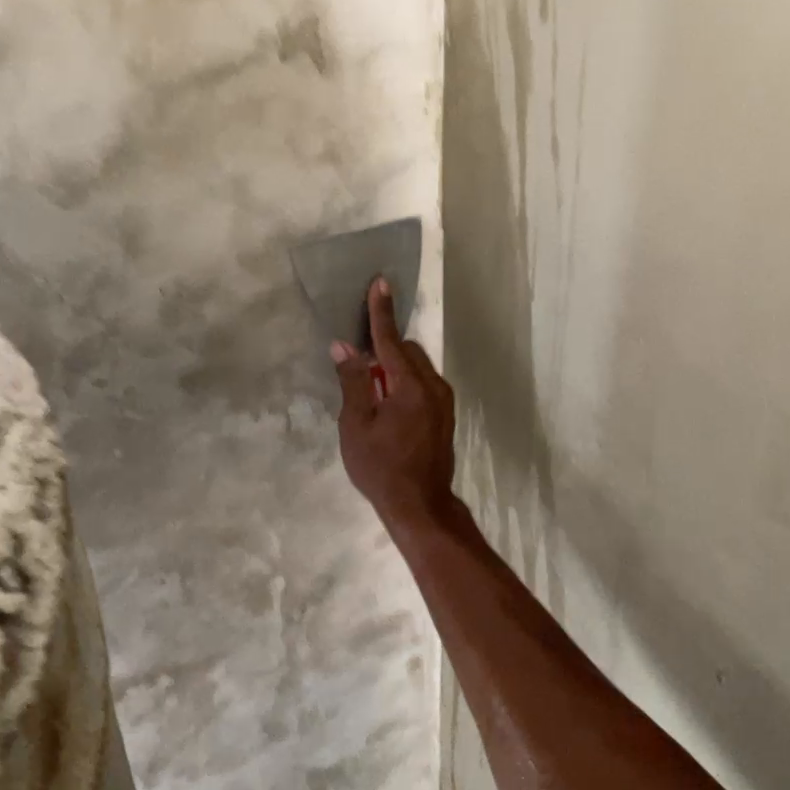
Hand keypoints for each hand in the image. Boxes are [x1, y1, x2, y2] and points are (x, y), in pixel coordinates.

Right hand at [332, 278, 455, 524]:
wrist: (420, 506)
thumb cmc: (381, 468)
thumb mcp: (356, 425)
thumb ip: (352, 381)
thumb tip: (344, 347)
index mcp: (410, 386)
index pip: (390, 340)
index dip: (381, 311)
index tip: (380, 282)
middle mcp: (433, 386)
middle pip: (406, 351)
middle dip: (383, 347)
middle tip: (359, 358)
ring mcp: (443, 401)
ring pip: (417, 367)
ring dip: (394, 366)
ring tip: (370, 386)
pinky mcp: (445, 415)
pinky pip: (423, 383)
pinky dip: (404, 381)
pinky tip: (387, 402)